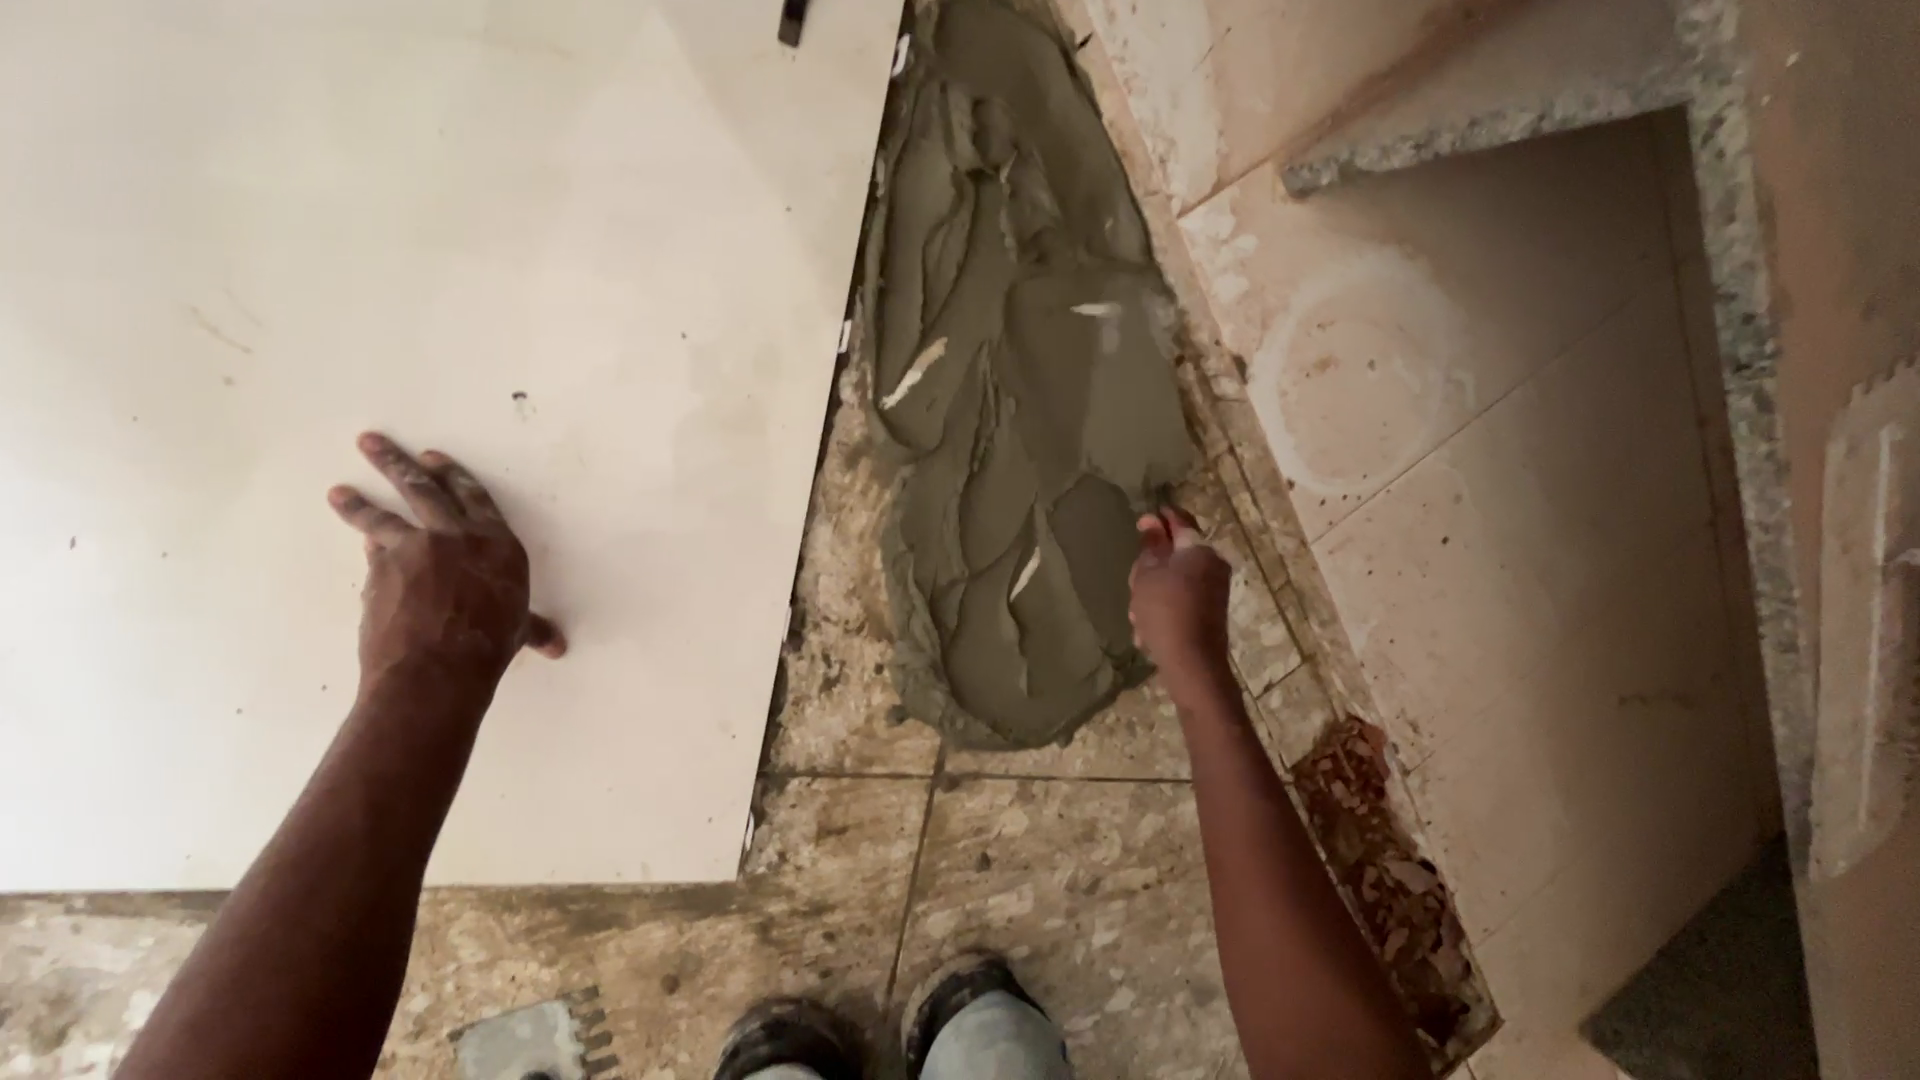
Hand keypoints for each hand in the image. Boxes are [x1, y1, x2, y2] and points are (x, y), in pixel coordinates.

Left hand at [327, 433, 564, 693]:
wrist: (438, 667)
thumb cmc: (490, 644)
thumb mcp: (517, 630)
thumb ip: (531, 627)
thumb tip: (556, 645)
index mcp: (498, 544)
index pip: (475, 497)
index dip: (454, 476)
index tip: (432, 458)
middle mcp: (456, 537)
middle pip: (423, 490)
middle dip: (396, 463)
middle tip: (372, 442)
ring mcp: (412, 550)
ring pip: (382, 517)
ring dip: (359, 502)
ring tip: (338, 491)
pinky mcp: (379, 571)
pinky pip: (374, 554)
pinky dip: (368, 548)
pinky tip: (360, 543)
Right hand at [1129, 505, 1233, 704]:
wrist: (1191, 661)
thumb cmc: (1164, 609)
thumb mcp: (1147, 574)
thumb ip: (1150, 546)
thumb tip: (1151, 521)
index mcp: (1199, 549)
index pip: (1179, 521)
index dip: (1159, 519)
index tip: (1140, 523)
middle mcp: (1212, 565)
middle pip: (1174, 555)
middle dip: (1150, 567)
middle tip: (1134, 582)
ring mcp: (1213, 590)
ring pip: (1173, 580)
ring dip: (1152, 592)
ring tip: (1137, 614)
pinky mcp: (1209, 613)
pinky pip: (1180, 600)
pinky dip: (1162, 608)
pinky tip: (1146, 630)